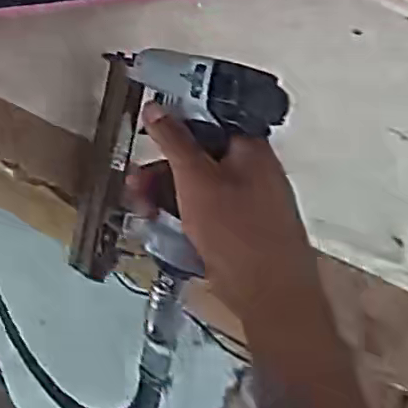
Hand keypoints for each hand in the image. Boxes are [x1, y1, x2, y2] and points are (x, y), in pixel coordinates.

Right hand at [125, 104, 320, 317]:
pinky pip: (204, 207)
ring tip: (140, 205)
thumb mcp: (195, 178)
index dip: (178, 117)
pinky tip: (157, 220)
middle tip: (136, 178)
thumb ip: (173, 140)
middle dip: (161, 164)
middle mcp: (253, 171)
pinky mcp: (240, 229)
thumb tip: (154, 106)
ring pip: (197, 182)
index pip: (212, 117)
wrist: (271, 301)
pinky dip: (179, 209)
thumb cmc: (235, 230)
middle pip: (199, 152)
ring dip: (164, 188)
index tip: (149, 124)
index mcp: (251, 150)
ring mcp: (249, 202)